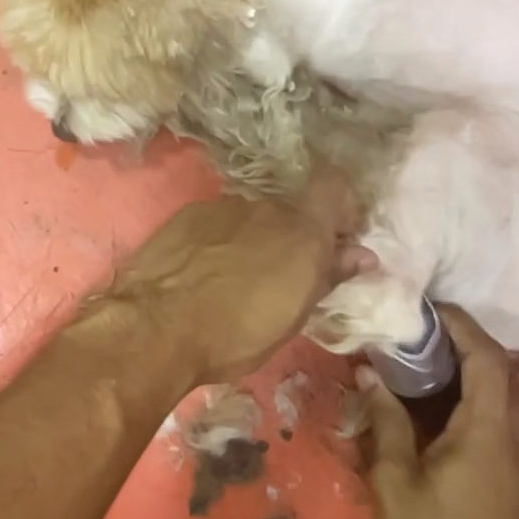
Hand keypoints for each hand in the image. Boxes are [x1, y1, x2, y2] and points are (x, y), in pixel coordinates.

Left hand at [99, 171, 374, 386]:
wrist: (157, 323)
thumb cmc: (236, 334)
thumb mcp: (293, 316)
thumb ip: (328, 276)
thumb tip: (361, 255)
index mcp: (302, 231)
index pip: (333, 185)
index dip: (339, 205)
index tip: (336, 237)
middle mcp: (265, 208)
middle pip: (289, 211)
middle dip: (291, 238)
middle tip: (282, 277)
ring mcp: (224, 207)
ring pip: (251, 218)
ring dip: (252, 241)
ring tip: (234, 281)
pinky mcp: (188, 212)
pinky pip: (217, 222)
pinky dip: (218, 241)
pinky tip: (203, 271)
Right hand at [359, 305, 518, 518]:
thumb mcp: (394, 480)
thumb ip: (385, 421)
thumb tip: (368, 371)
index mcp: (485, 432)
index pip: (487, 360)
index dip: (462, 325)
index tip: (427, 305)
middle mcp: (511, 438)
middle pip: (499, 372)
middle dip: (461, 340)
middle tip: (416, 325)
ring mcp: (518, 459)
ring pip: (499, 394)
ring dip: (466, 367)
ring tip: (418, 353)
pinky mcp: (513, 477)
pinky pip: (496, 418)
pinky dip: (469, 395)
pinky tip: (433, 400)